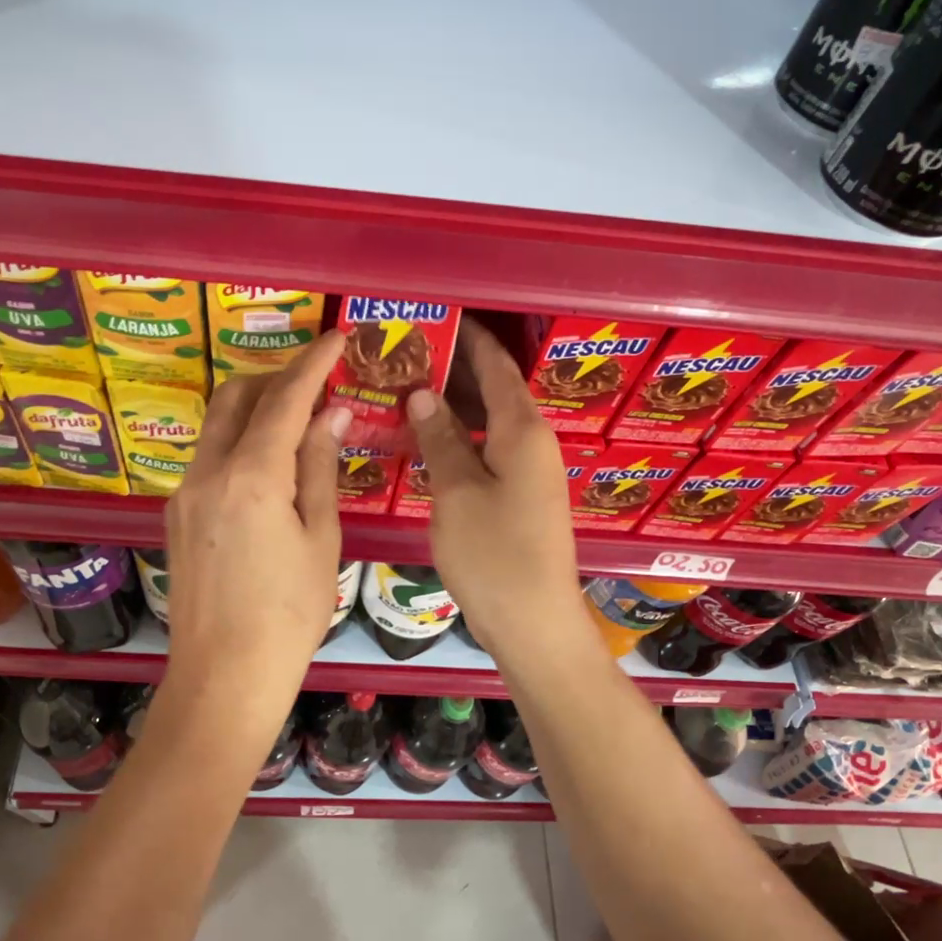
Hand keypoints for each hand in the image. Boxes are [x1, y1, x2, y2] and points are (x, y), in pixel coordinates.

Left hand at [163, 331, 349, 713]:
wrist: (223, 679)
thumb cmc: (288, 614)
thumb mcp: (320, 538)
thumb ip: (318, 466)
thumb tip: (329, 414)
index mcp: (250, 475)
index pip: (284, 398)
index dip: (312, 361)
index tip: (338, 336)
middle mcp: (207, 471)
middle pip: (236, 396)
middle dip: (276, 376)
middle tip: (317, 380)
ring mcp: (184, 493)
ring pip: (217, 424)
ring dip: (254, 408)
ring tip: (297, 420)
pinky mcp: (176, 515)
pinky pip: (209, 457)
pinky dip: (239, 442)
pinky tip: (268, 465)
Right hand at [407, 319, 585, 659]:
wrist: (535, 625)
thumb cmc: (494, 554)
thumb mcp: (456, 491)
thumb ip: (440, 437)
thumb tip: (423, 392)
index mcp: (522, 429)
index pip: (495, 365)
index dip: (469, 338)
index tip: (438, 315)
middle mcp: (532, 442)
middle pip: (494, 390)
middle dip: (454, 368)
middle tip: (406, 352)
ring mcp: (530, 472)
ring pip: (489, 422)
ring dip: (454, 404)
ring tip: (406, 388)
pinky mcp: (521, 498)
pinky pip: (488, 449)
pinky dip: (460, 437)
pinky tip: (427, 440)